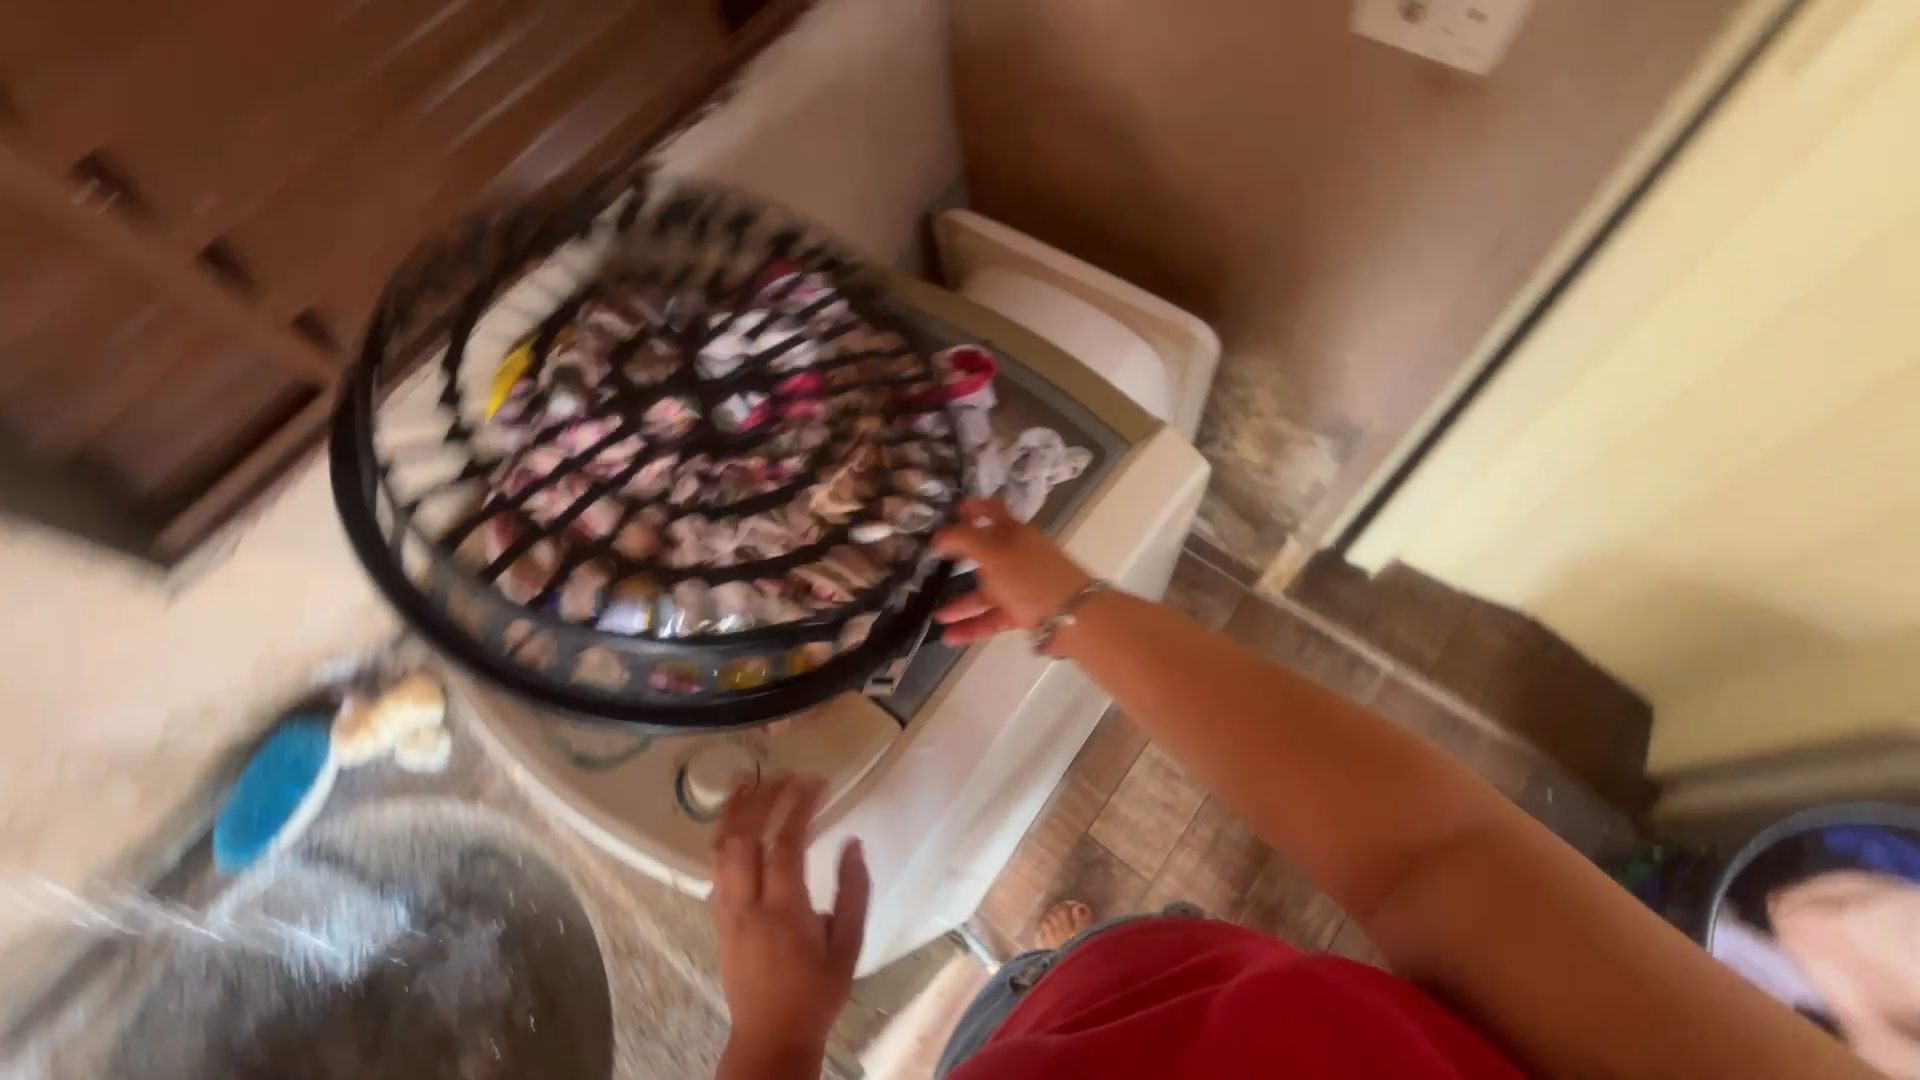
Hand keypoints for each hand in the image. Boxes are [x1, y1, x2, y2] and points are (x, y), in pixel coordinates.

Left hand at [712, 772, 868, 1077]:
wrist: (771, 1036)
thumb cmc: (816, 991)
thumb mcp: (848, 946)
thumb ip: (852, 892)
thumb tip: (853, 843)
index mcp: (784, 911)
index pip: (786, 844)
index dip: (799, 806)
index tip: (815, 782)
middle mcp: (748, 905)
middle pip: (745, 837)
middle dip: (763, 798)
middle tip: (785, 774)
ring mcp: (727, 910)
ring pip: (721, 849)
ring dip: (734, 810)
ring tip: (749, 780)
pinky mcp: (718, 918)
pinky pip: (715, 867)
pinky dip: (724, 835)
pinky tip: (735, 820)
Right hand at [932, 498, 1095, 644]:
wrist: (1070, 616)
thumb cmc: (1029, 575)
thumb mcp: (993, 551)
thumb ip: (963, 539)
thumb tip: (939, 536)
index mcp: (1014, 534)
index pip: (994, 512)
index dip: (975, 508)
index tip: (953, 510)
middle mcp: (1017, 558)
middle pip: (985, 555)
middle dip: (959, 561)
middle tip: (933, 564)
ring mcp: (1020, 587)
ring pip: (985, 592)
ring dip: (960, 604)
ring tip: (934, 615)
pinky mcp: (1022, 613)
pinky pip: (991, 618)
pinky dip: (971, 627)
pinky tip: (948, 636)